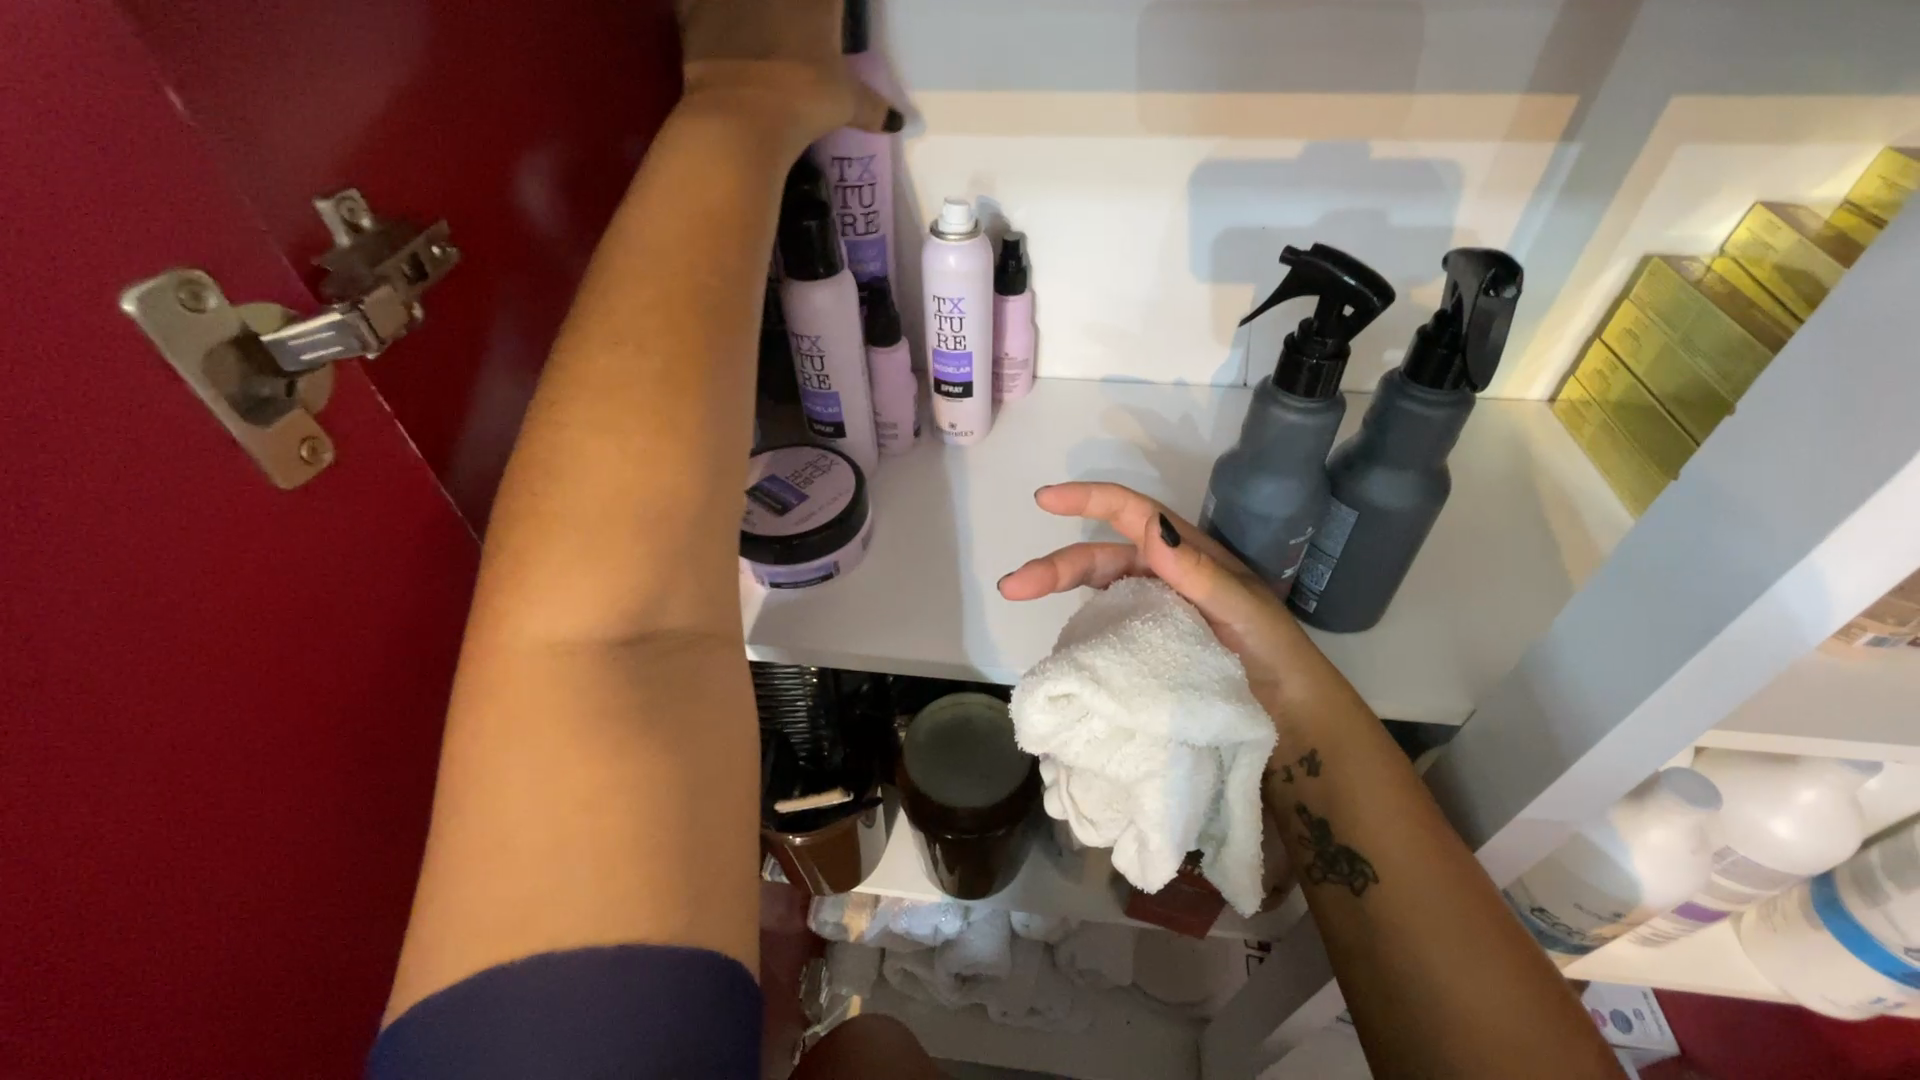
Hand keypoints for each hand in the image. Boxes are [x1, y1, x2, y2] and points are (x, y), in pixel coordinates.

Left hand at [676, 0, 900, 152]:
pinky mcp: (693, 9)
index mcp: (817, 2)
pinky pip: (692, 0)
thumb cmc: (804, 101)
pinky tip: (704, 13)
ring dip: (745, 9)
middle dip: (788, 11)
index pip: (829, 1)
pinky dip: (698, 7)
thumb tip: (898, 122)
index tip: (826, 17)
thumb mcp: (846, 105)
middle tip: (789, 27)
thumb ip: (872, 108)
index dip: (829, 8)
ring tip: (750, 20)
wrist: (743, 115)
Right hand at [996, 482, 1335, 725]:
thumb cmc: (1274, 655)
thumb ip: (1197, 572)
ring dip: (1060, 591)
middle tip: (1013, 586)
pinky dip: (1079, 628)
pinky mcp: (1147, 649)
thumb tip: (1148, 528)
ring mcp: (1153, 614)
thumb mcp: (1242, 608)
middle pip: (1101, 558)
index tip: (1045, 500)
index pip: (1133, 515)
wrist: (1291, 717)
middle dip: (1056, 564)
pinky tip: (1059, 643)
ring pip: (1097, 591)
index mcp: (1186, 556)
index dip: (1089, 501)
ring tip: (1021, 602)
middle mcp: (1164, 578)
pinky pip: (1105, 629)